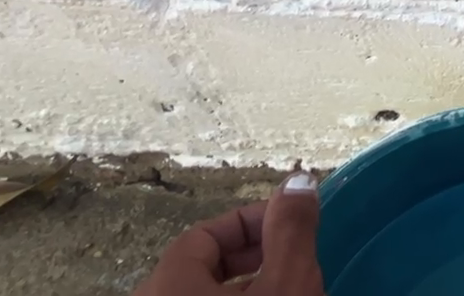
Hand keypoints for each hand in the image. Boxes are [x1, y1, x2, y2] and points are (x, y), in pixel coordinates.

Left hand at [133, 171, 324, 294]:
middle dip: (247, 252)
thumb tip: (298, 178)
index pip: (201, 234)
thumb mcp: (287, 283)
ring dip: (238, 281)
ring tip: (277, 288)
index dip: (251, 221)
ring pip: (194, 291)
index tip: (292, 228)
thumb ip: (290, 229)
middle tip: (288, 259)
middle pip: (194, 264)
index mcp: (165, 285)